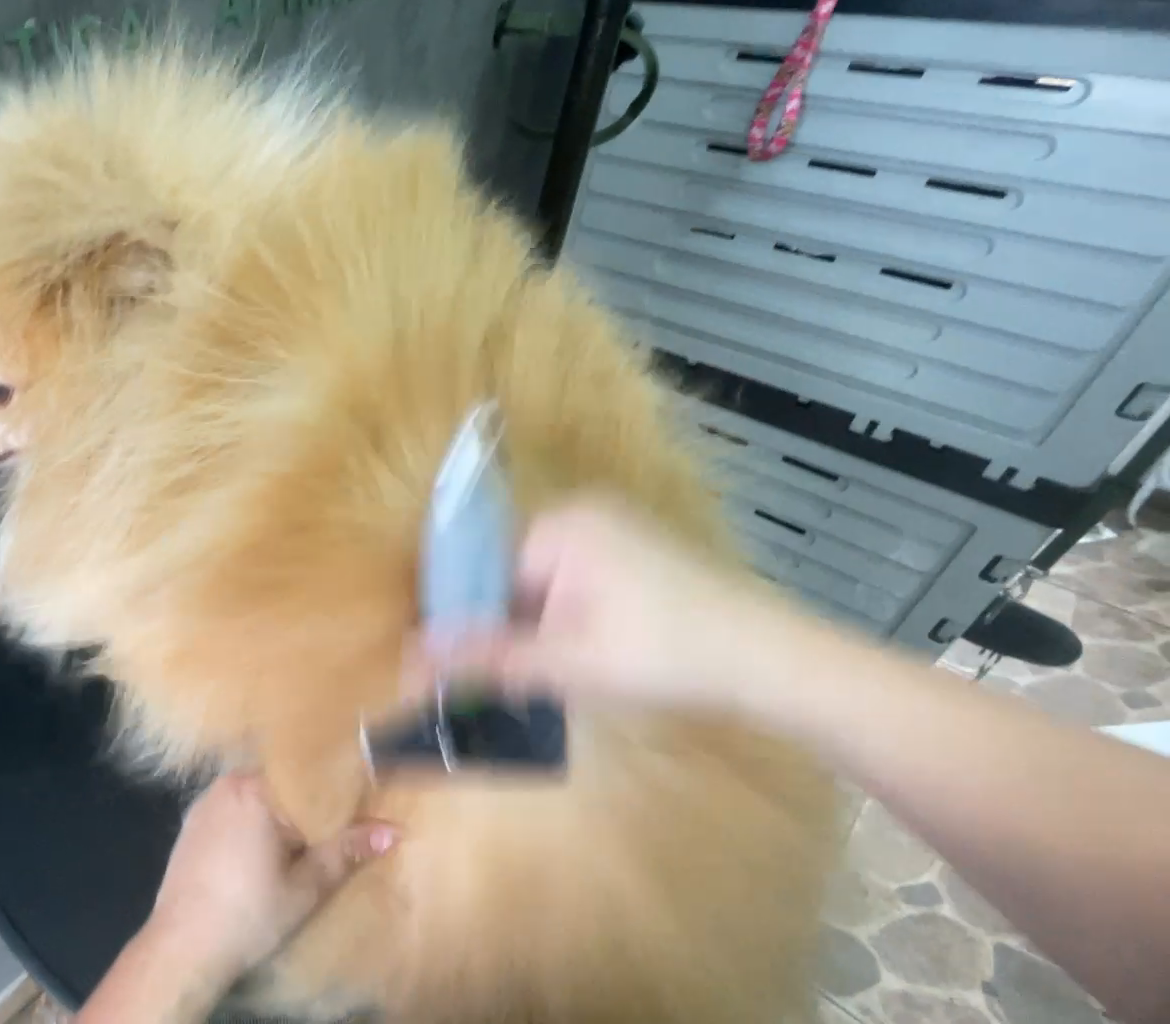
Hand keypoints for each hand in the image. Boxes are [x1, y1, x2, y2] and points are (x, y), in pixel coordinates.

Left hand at [142, 772, 397, 983]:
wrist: (182, 946)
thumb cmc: (249, 914)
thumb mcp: (306, 887)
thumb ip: (347, 852)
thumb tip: (393, 829)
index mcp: (256, 788)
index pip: (308, 779)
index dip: (337, 795)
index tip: (359, 809)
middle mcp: (228, 783)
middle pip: (281, 785)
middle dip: (307, 807)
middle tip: (334, 830)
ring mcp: (206, 801)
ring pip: (256, 796)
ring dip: (279, 815)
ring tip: (303, 842)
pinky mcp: (191, 823)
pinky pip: (233, 808)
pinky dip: (253, 822)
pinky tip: (264, 850)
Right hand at [407, 495, 795, 713]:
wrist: (776, 661)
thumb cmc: (663, 654)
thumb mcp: (565, 661)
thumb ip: (486, 657)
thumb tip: (412, 657)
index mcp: (558, 524)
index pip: (483, 566)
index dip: (470, 617)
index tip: (464, 663)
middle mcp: (581, 513)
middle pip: (511, 572)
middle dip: (505, 624)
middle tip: (510, 675)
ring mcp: (614, 530)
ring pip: (542, 581)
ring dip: (534, 626)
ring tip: (549, 671)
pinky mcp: (637, 552)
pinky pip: (575, 581)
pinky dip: (566, 617)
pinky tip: (583, 655)